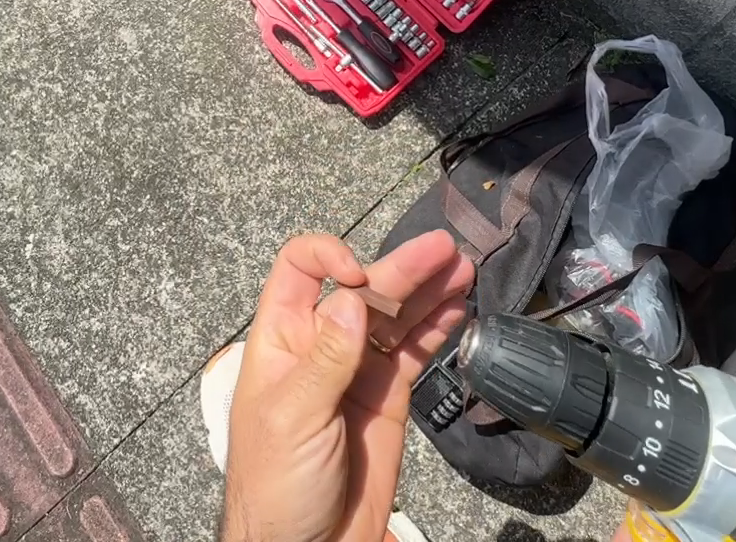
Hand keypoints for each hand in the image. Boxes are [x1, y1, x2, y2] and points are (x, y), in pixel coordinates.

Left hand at [220, 231, 474, 541]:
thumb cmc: (275, 485)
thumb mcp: (292, 419)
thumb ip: (326, 359)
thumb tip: (352, 299)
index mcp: (284, 335)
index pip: (301, 268)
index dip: (329, 256)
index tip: (360, 275)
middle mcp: (323, 341)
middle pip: (365, 288)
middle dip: (402, 267)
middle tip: (443, 250)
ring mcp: (359, 366)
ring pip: (396, 314)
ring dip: (427, 290)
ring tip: (461, 268)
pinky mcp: (388, 394)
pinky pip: (414, 350)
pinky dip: (436, 328)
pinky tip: (457, 308)